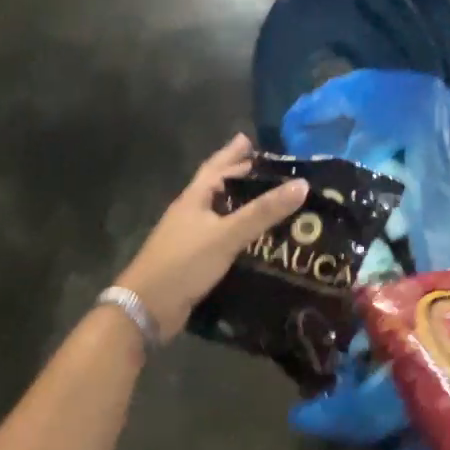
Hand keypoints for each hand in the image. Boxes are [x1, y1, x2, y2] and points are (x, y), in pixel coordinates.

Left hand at [116, 134, 307, 340]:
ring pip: (221, 212)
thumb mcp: (227, 234)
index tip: (251, 139)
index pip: (217, 166)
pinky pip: (222, 236)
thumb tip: (302, 184)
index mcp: (195, 197)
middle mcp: (191, 212)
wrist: (146, 309)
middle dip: (239, 175)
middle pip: (217, 186)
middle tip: (268, 168)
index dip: (233, 152)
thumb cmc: (184, 262)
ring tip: (268, 200)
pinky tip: (255, 237)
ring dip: (241, 203)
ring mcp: (191, 237)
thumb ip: (263, 212)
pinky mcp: (195, 260)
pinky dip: (239, 231)